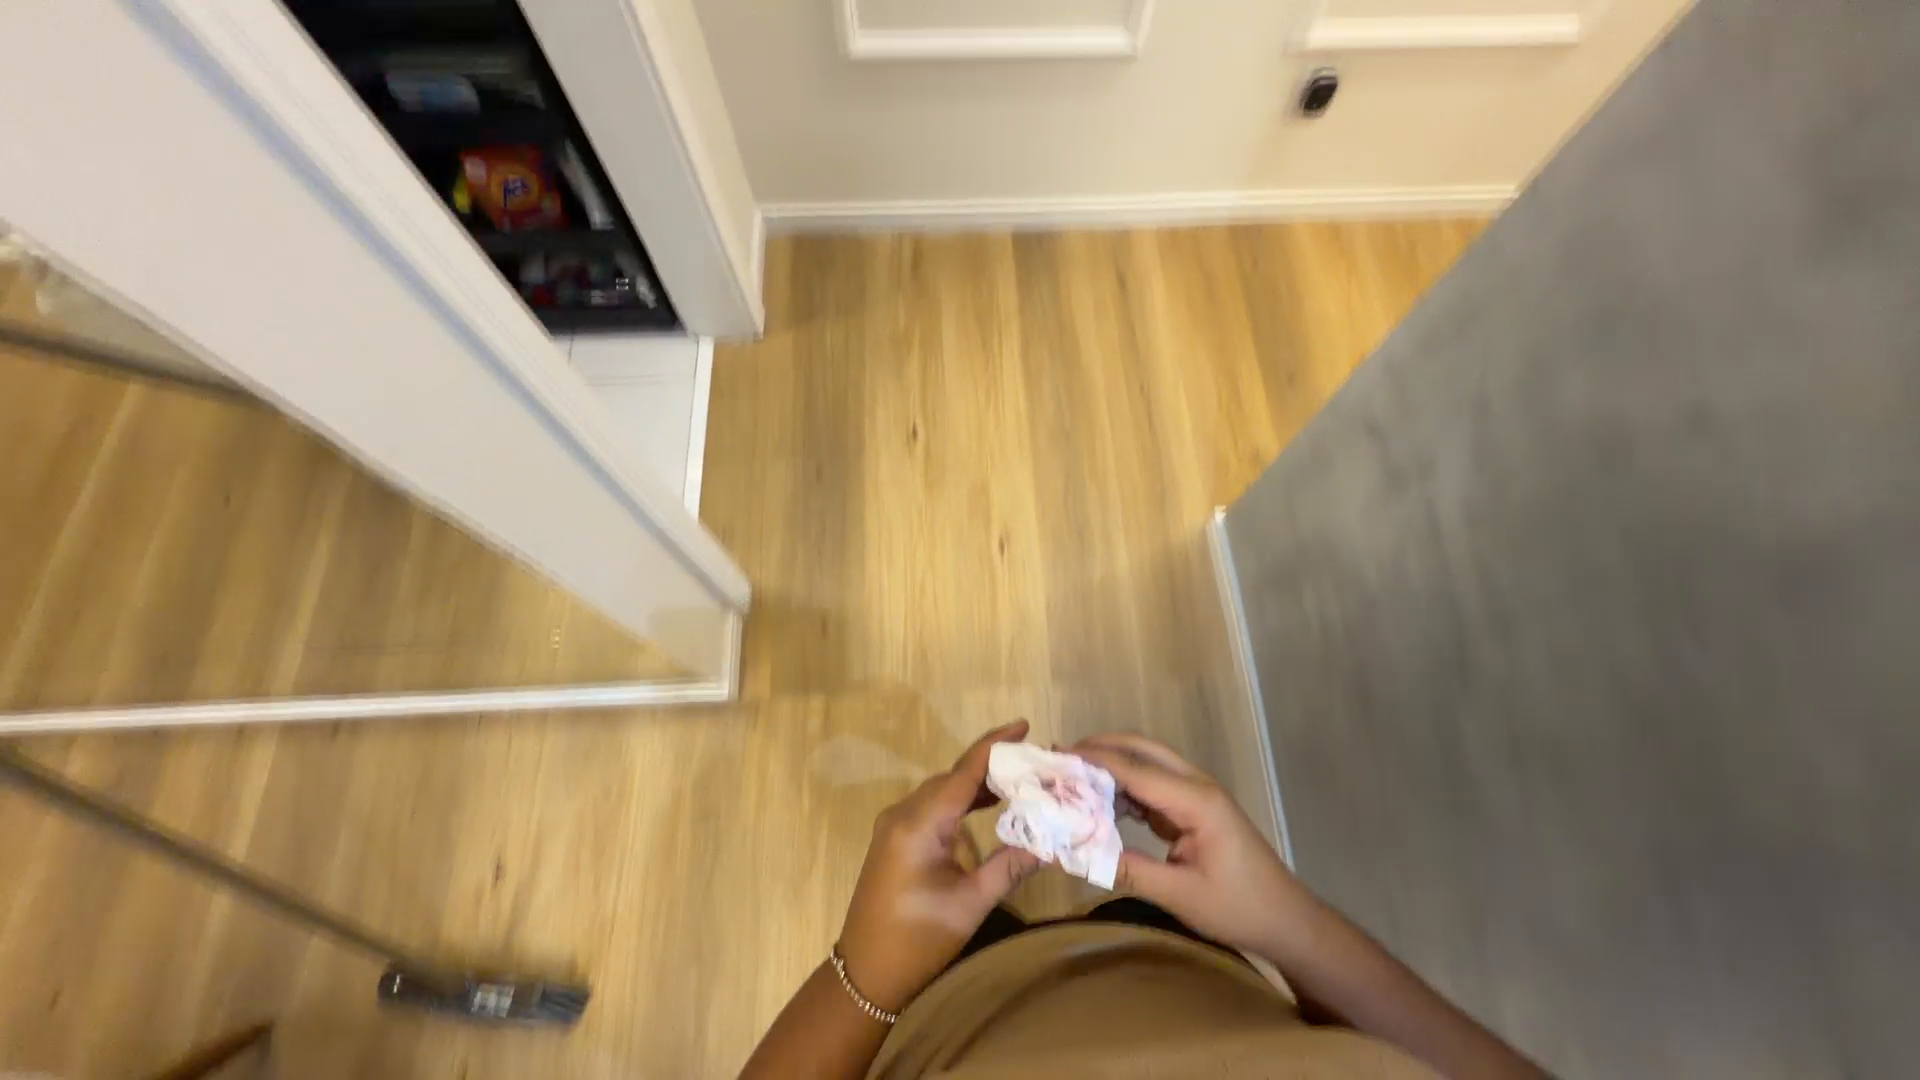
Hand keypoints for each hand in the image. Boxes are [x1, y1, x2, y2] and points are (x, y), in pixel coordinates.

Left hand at [837, 721, 1042, 1012]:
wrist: (866, 972)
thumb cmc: (918, 940)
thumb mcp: (970, 903)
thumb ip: (1009, 866)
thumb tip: (1051, 841)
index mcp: (919, 823)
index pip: (963, 772)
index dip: (995, 746)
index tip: (1024, 725)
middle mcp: (904, 813)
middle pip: (953, 776)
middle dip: (994, 763)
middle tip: (1036, 760)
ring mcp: (896, 823)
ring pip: (943, 788)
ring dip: (978, 781)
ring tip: (1021, 777)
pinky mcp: (896, 836)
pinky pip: (933, 804)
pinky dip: (962, 799)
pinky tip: (989, 802)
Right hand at [1074, 733, 1310, 957]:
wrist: (1287, 921)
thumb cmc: (1239, 907)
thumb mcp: (1180, 894)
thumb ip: (1129, 870)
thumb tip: (1077, 854)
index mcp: (1196, 800)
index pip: (1136, 768)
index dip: (1095, 760)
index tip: (1057, 757)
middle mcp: (1196, 786)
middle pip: (1144, 750)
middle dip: (1102, 747)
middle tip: (1061, 756)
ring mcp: (1196, 796)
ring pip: (1148, 764)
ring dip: (1112, 765)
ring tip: (1072, 777)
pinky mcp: (1193, 811)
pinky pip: (1153, 786)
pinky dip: (1125, 788)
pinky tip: (1100, 803)